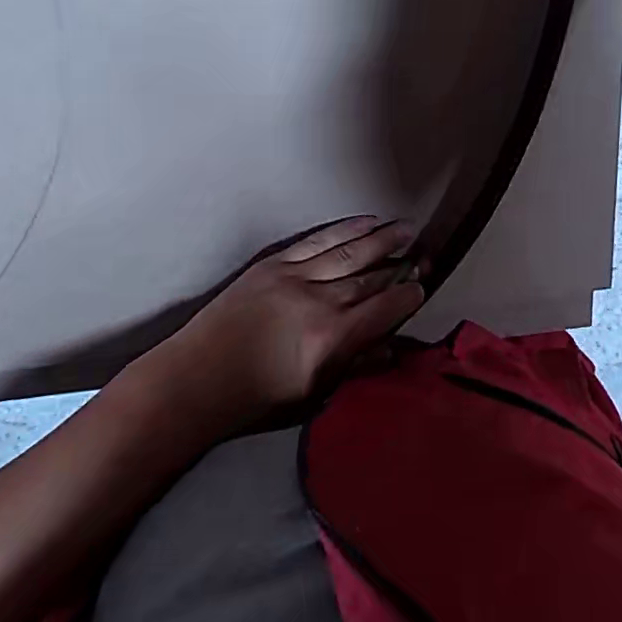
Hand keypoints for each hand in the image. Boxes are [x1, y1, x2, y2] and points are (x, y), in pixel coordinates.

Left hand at [138, 216, 427, 426]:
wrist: (197, 378)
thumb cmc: (258, 399)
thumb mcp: (314, 396)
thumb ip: (356, 366)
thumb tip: (392, 347)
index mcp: (331, 340)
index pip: (384, 309)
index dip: (407, 296)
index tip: (422, 286)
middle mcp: (318, 302)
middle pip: (370, 276)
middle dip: (400, 263)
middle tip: (424, 252)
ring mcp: (294, 276)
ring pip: (348, 251)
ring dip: (380, 238)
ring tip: (405, 227)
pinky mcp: (273, 263)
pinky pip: (317, 241)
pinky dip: (344, 229)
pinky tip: (365, 222)